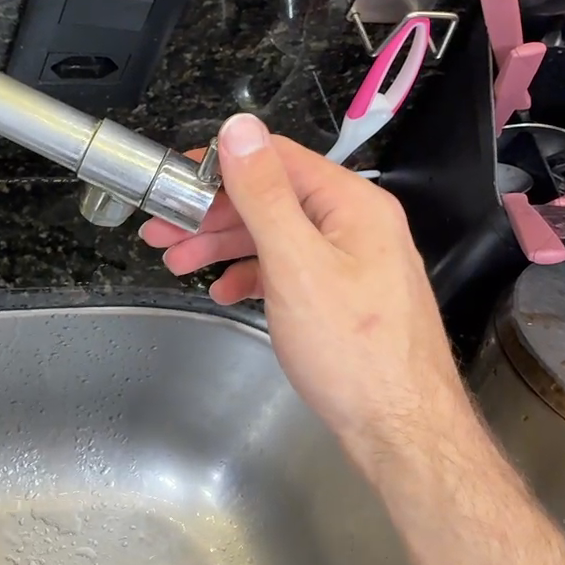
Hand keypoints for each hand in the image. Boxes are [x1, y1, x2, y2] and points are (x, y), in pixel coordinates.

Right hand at [140, 113, 463, 461]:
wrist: (402, 435)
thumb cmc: (353, 352)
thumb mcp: (295, 264)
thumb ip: (263, 194)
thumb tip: (239, 129)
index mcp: (350, 204)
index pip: (275, 158)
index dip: (220, 165)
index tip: (175, 180)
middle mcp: (354, 225)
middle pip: (271, 199)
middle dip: (211, 214)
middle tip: (162, 229)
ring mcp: (351, 261)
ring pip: (275, 236)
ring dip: (223, 246)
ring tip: (179, 262)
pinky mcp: (343, 295)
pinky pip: (288, 269)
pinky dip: (251, 276)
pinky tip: (226, 291)